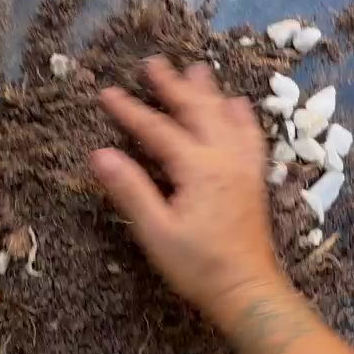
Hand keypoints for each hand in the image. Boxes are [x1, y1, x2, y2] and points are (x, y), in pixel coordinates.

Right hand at [89, 57, 290, 328]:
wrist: (248, 290)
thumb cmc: (198, 265)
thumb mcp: (155, 231)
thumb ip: (130, 189)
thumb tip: (99, 154)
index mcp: (198, 168)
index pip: (158, 130)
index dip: (130, 111)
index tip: (107, 92)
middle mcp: (225, 157)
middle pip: (196, 111)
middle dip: (172, 86)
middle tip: (153, 62)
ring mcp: (244, 166)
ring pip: (225, 117)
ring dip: (208, 92)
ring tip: (196, 69)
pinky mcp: (253, 178)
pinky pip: (250, 135)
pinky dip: (241, 116)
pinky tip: (237, 106)